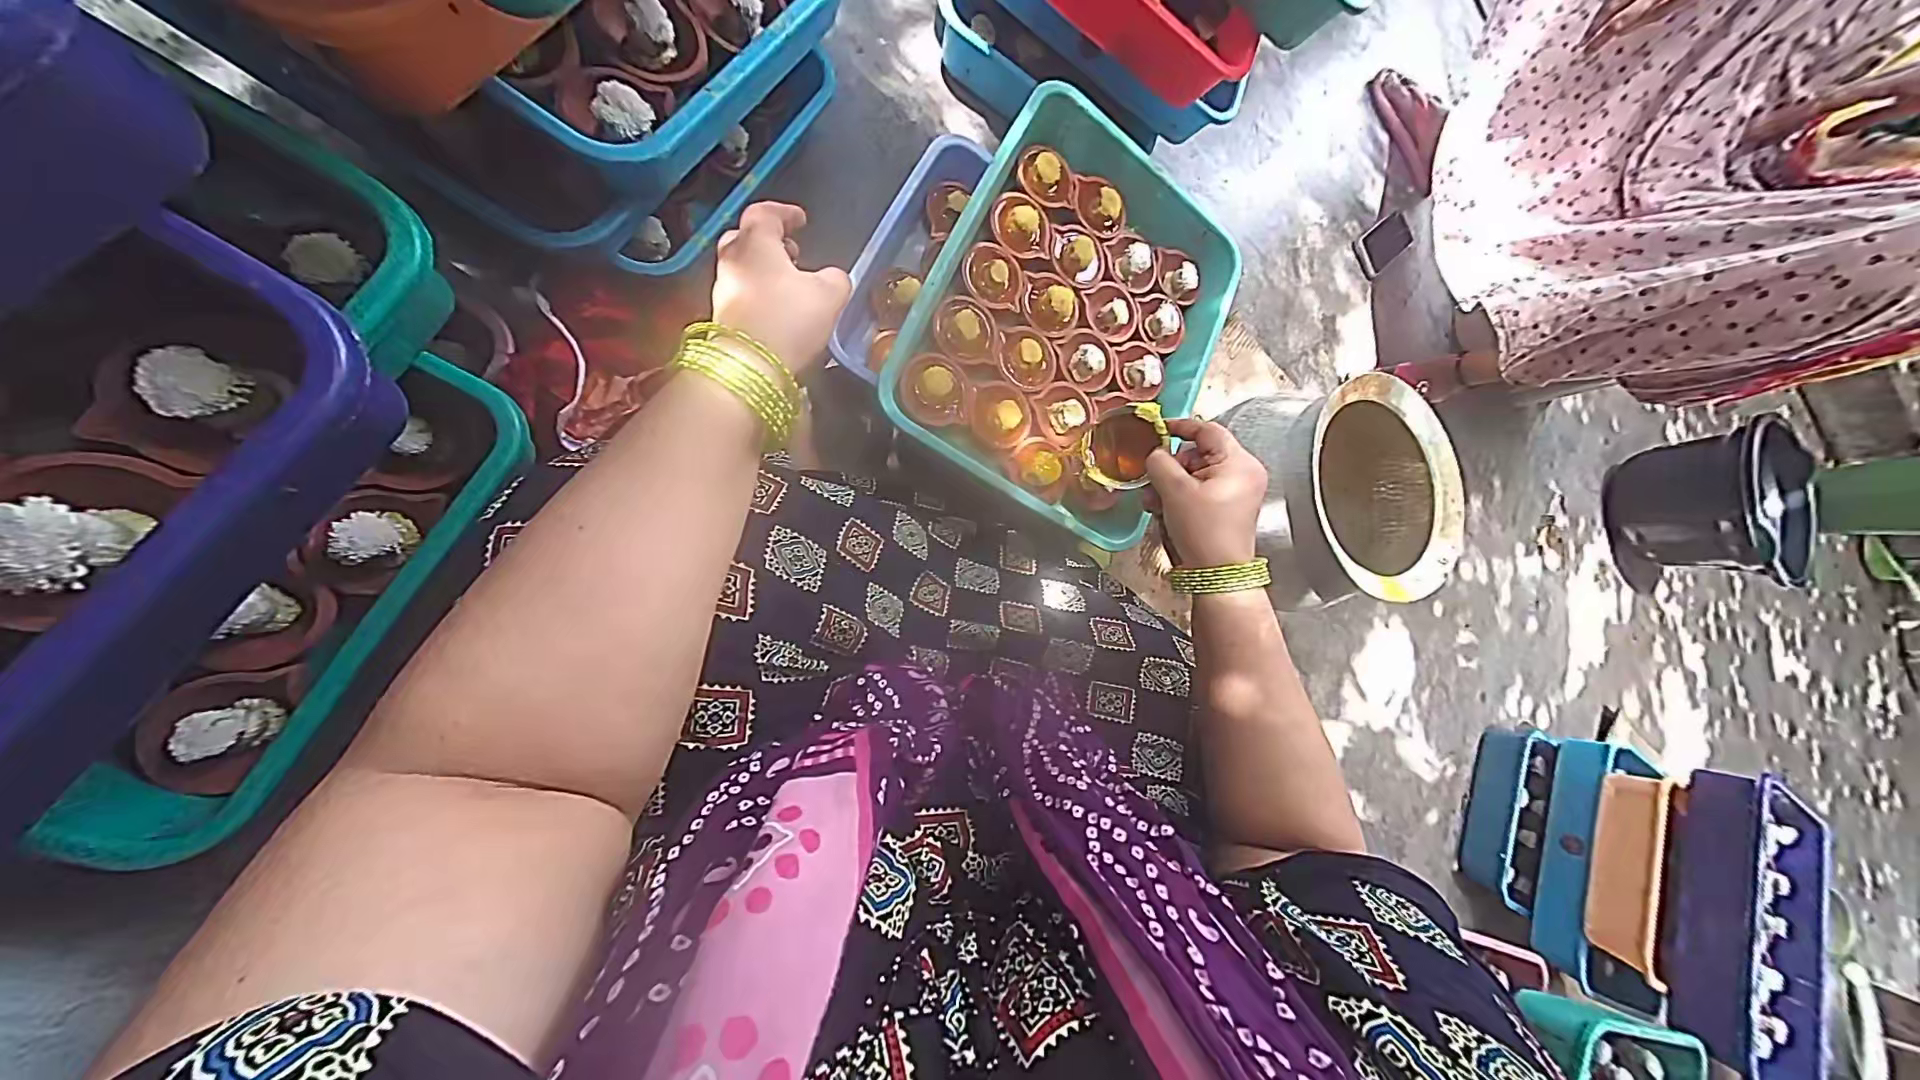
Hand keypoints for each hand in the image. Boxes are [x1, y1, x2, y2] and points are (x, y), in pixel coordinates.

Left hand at [711, 202, 851, 376]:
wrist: (749, 368)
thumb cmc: (789, 320)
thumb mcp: (829, 296)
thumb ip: (836, 279)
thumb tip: (833, 278)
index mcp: (756, 243)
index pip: (765, 213)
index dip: (785, 213)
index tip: (801, 220)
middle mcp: (732, 262)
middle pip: (746, 239)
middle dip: (769, 242)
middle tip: (791, 253)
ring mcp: (723, 292)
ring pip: (743, 270)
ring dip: (765, 273)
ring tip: (790, 287)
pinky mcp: (723, 321)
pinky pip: (743, 298)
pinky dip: (760, 297)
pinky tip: (779, 313)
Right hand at [1144, 417, 1267, 567]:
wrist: (1216, 574)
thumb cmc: (1202, 531)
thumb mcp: (1175, 491)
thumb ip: (1160, 463)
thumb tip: (1154, 453)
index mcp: (1239, 463)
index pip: (1208, 430)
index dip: (1181, 427)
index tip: (1159, 429)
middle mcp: (1243, 473)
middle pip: (1198, 454)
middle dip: (1170, 467)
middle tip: (1152, 481)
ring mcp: (1237, 491)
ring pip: (1195, 473)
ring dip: (1170, 484)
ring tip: (1155, 502)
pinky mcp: (1227, 507)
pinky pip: (1199, 490)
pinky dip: (1180, 496)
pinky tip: (1165, 509)